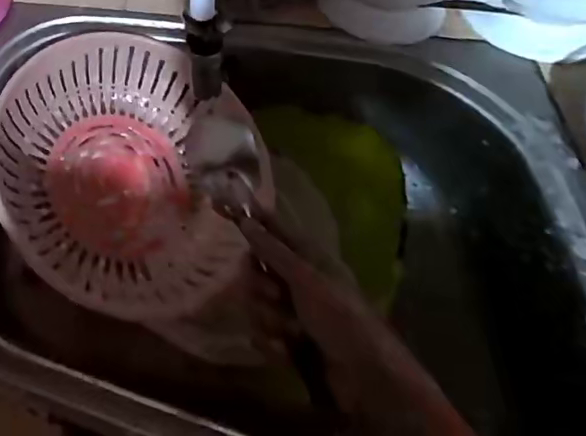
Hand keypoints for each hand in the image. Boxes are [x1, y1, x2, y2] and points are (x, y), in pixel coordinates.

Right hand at [231, 213, 473, 435]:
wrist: (367, 380)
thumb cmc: (340, 317)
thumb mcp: (306, 277)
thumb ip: (272, 249)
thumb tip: (245, 218)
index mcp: (307, 257)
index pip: (271, 227)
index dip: (248, 217)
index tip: (219, 206)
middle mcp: (297, 280)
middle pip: (256, 268)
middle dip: (260, 285)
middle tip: (275, 296)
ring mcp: (293, 311)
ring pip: (256, 302)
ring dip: (269, 318)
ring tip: (290, 332)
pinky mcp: (289, 340)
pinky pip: (262, 331)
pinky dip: (272, 342)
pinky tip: (286, 350)